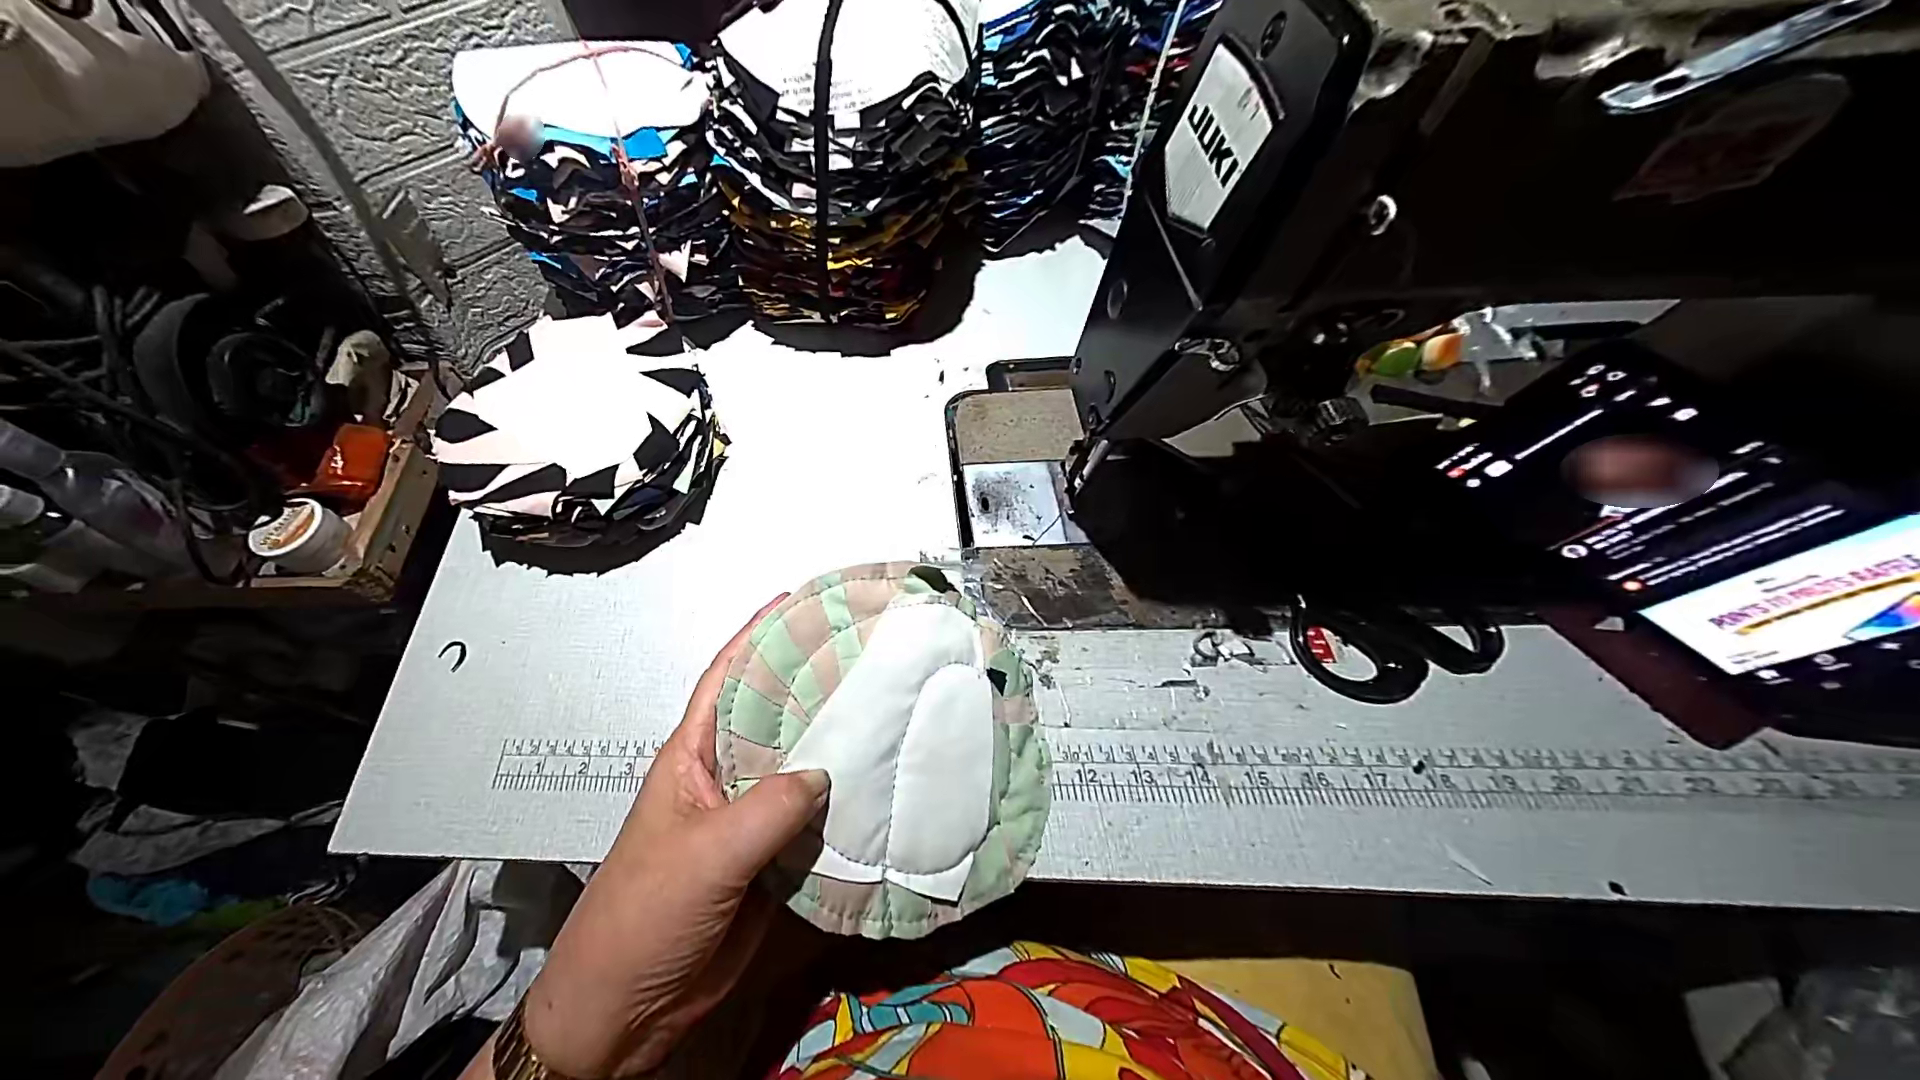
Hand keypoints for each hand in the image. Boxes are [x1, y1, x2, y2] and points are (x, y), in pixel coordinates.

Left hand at [519, 596, 828, 1077]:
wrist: (628, 1013)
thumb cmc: (643, 918)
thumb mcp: (705, 854)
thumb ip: (769, 807)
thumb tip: (827, 772)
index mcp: (691, 757)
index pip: (724, 680)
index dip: (755, 637)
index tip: (794, 603)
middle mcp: (724, 776)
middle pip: (773, 717)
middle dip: (810, 685)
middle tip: (862, 655)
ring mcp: (750, 817)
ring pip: (799, 767)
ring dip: (833, 744)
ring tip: (881, 710)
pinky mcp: (772, 856)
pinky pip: (813, 817)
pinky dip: (842, 801)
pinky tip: (876, 784)